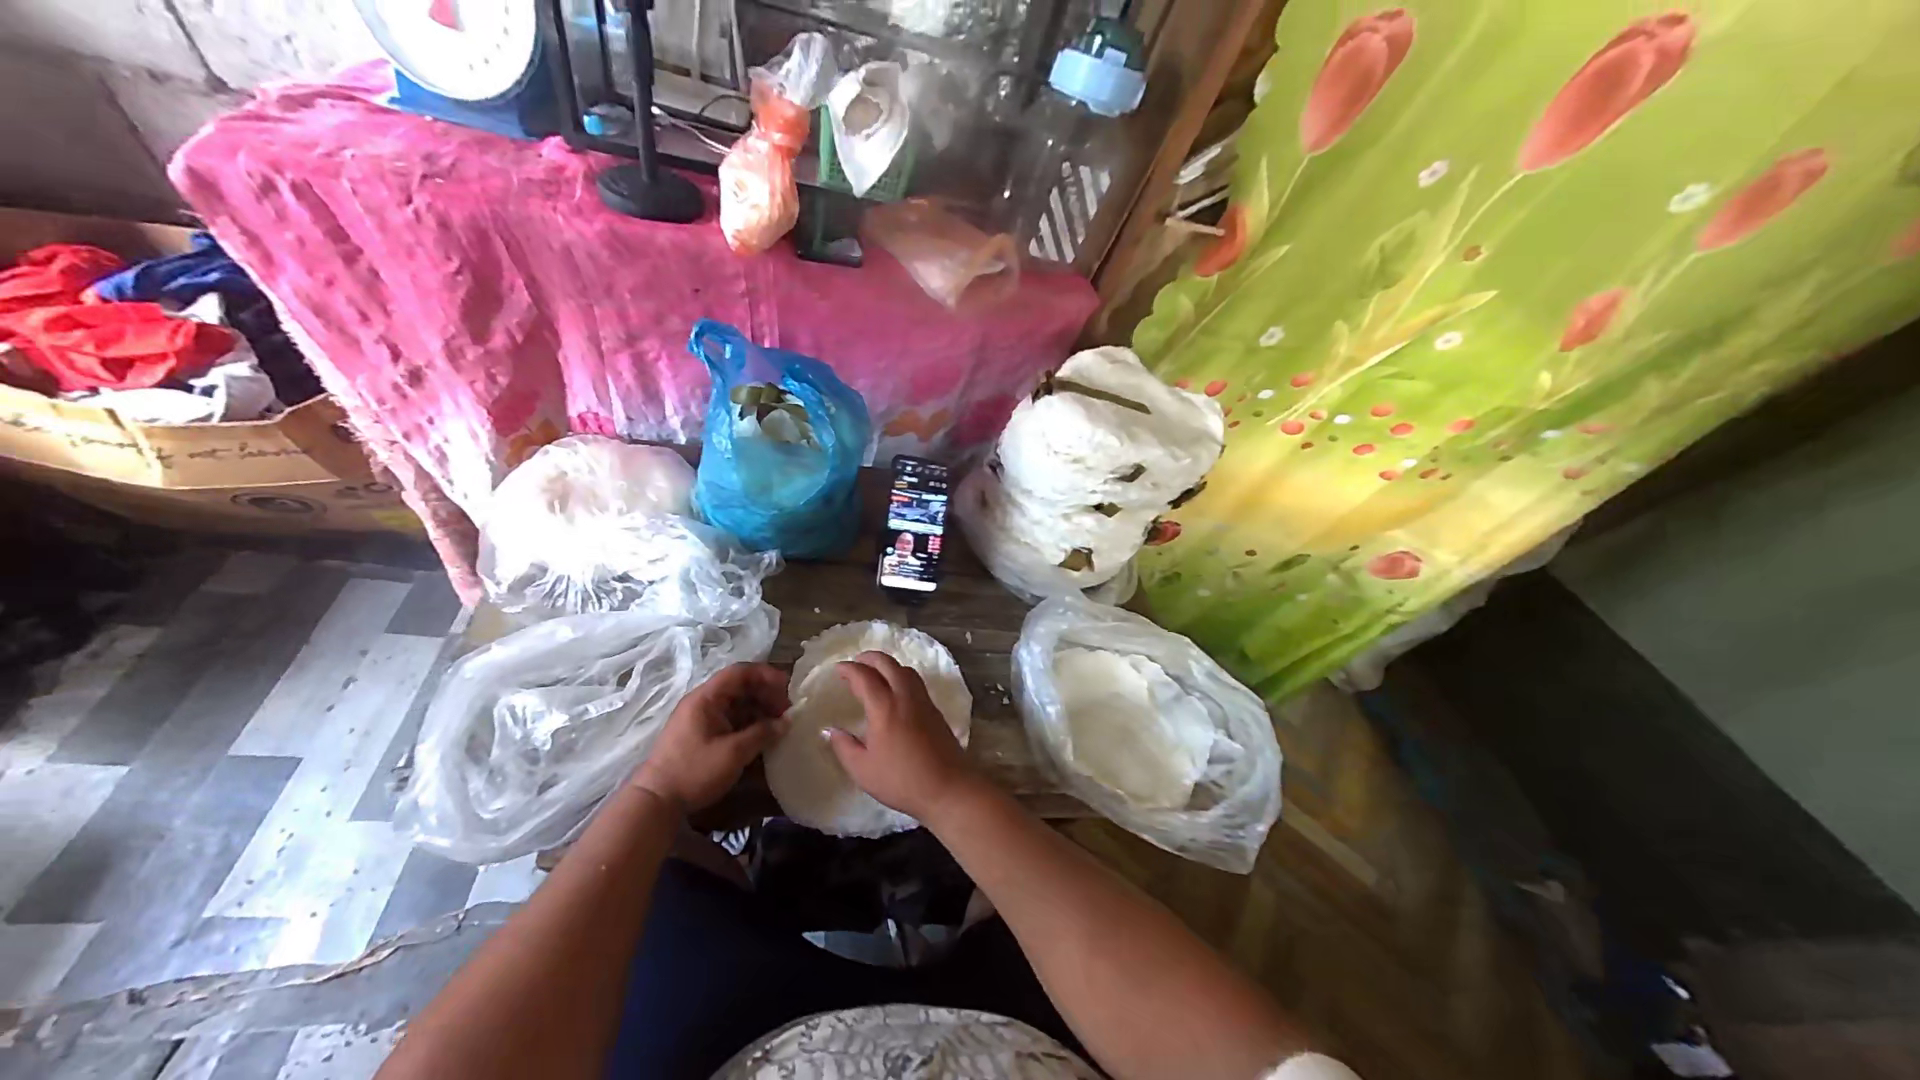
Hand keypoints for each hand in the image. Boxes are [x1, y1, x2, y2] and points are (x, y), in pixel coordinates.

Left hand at [632, 662, 789, 813]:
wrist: (656, 801)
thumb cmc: (694, 771)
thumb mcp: (733, 753)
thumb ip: (762, 733)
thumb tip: (786, 722)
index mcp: (706, 698)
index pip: (740, 672)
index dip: (766, 675)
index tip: (788, 687)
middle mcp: (702, 703)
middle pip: (739, 687)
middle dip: (766, 694)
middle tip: (787, 711)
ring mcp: (700, 719)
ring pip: (736, 704)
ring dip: (759, 710)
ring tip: (779, 725)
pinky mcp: (701, 735)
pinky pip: (730, 720)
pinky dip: (749, 723)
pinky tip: (763, 737)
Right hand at [825, 651, 985, 825]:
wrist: (948, 787)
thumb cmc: (901, 780)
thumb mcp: (862, 770)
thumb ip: (844, 747)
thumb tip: (831, 730)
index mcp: (884, 707)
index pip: (864, 677)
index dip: (849, 669)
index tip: (838, 669)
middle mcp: (905, 697)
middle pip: (888, 664)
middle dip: (870, 658)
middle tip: (856, 662)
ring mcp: (923, 702)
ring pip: (905, 670)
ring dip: (888, 665)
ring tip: (876, 672)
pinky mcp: (935, 711)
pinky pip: (916, 682)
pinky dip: (902, 676)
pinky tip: (896, 690)